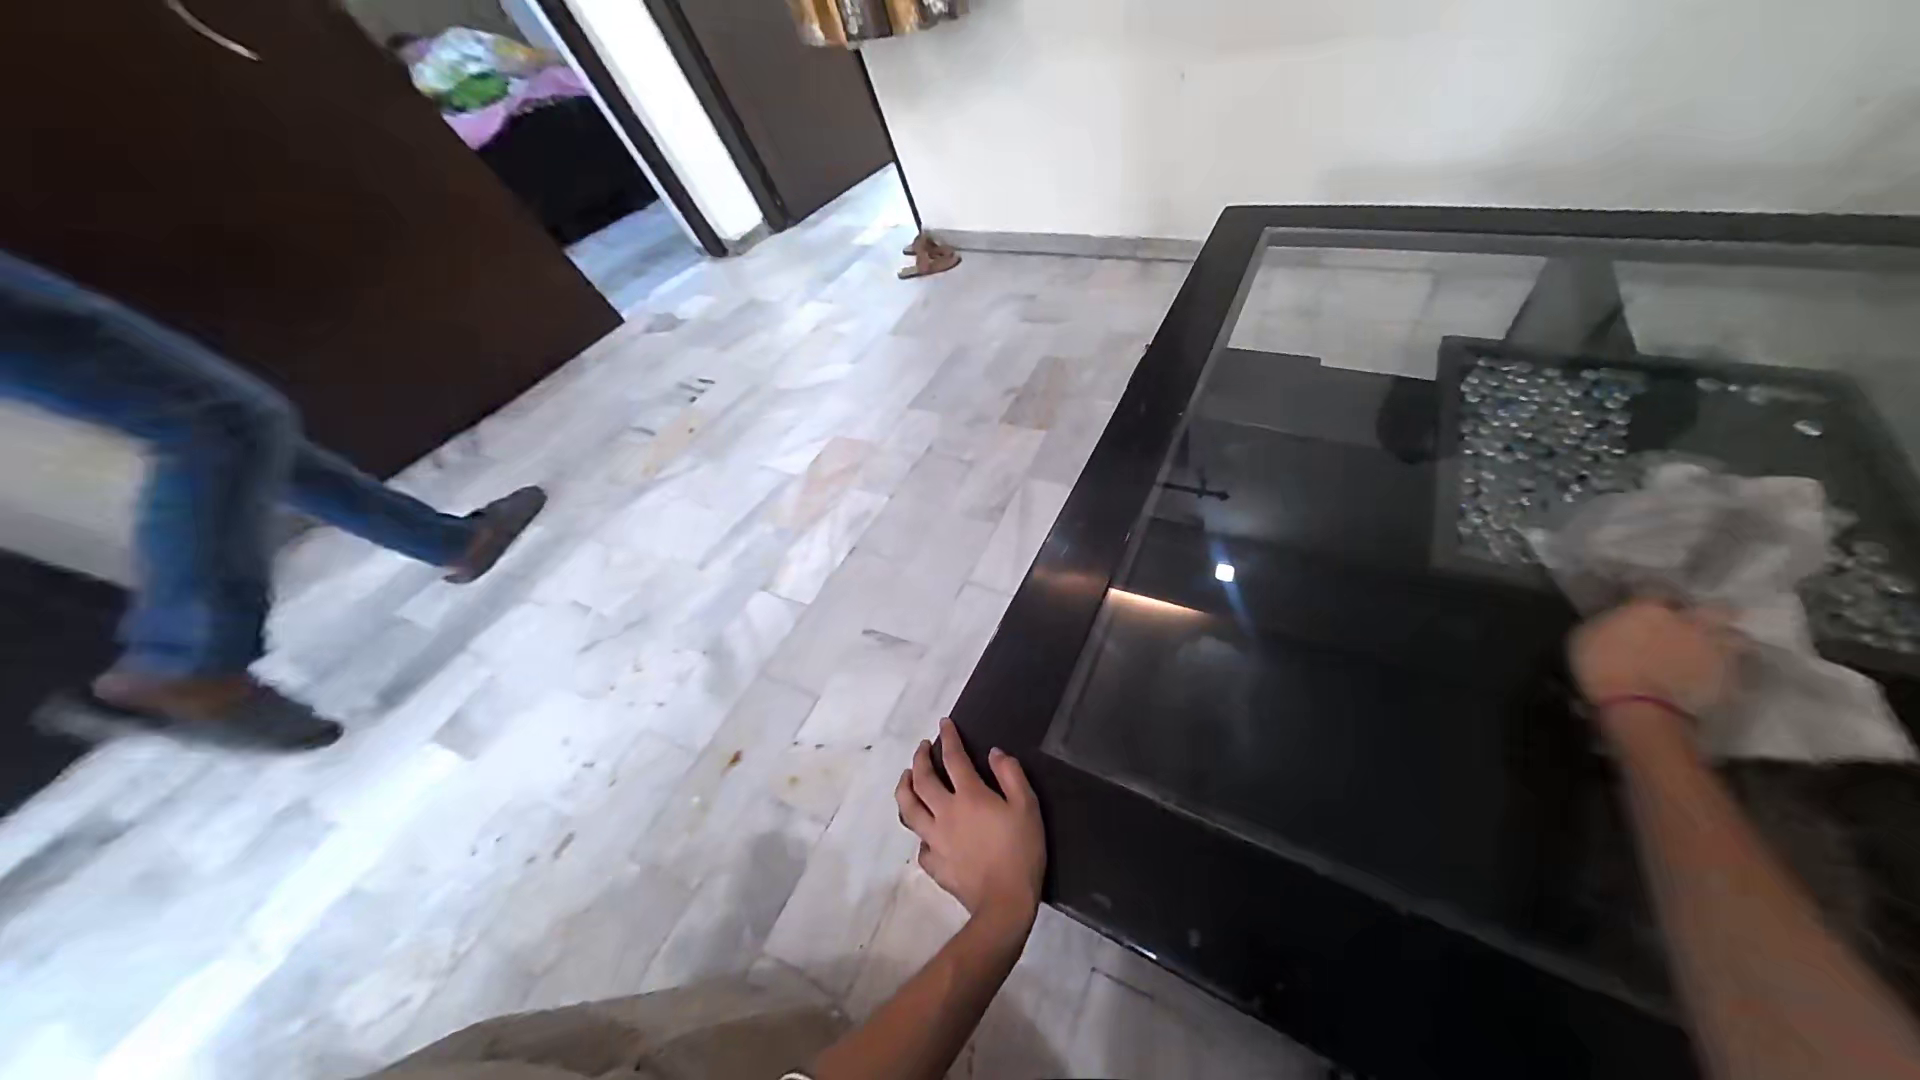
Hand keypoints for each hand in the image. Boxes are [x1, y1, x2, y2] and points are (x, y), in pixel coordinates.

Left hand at [896, 718, 1045, 932]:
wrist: (1004, 904)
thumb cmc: (1020, 852)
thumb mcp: (1027, 807)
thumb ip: (1010, 775)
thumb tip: (994, 753)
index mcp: (968, 796)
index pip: (953, 758)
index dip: (948, 737)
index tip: (944, 723)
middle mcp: (944, 812)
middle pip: (922, 779)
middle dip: (920, 758)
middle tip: (923, 747)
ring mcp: (934, 839)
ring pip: (908, 808)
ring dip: (905, 788)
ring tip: (907, 777)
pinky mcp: (933, 864)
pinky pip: (920, 843)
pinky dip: (920, 831)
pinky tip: (924, 829)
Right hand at [1569, 597, 1740, 725]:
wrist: (1640, 707)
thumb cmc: (1601, 668)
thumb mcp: (1587, 635)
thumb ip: (1611, 621)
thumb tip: (1621, 616)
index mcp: (1649, 608)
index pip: (1654, 588)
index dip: (1650, 594)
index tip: (1643, 601)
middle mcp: (1690, 621)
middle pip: (1715, 607)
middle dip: (1710, 612)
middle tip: (1696, 620)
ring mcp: (1715, 648)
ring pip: (1737, 636)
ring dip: (1727, 639)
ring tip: (1713, 647)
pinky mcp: (1732, 676)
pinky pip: (1737, 666)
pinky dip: (1729, 667)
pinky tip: (1715, 672)